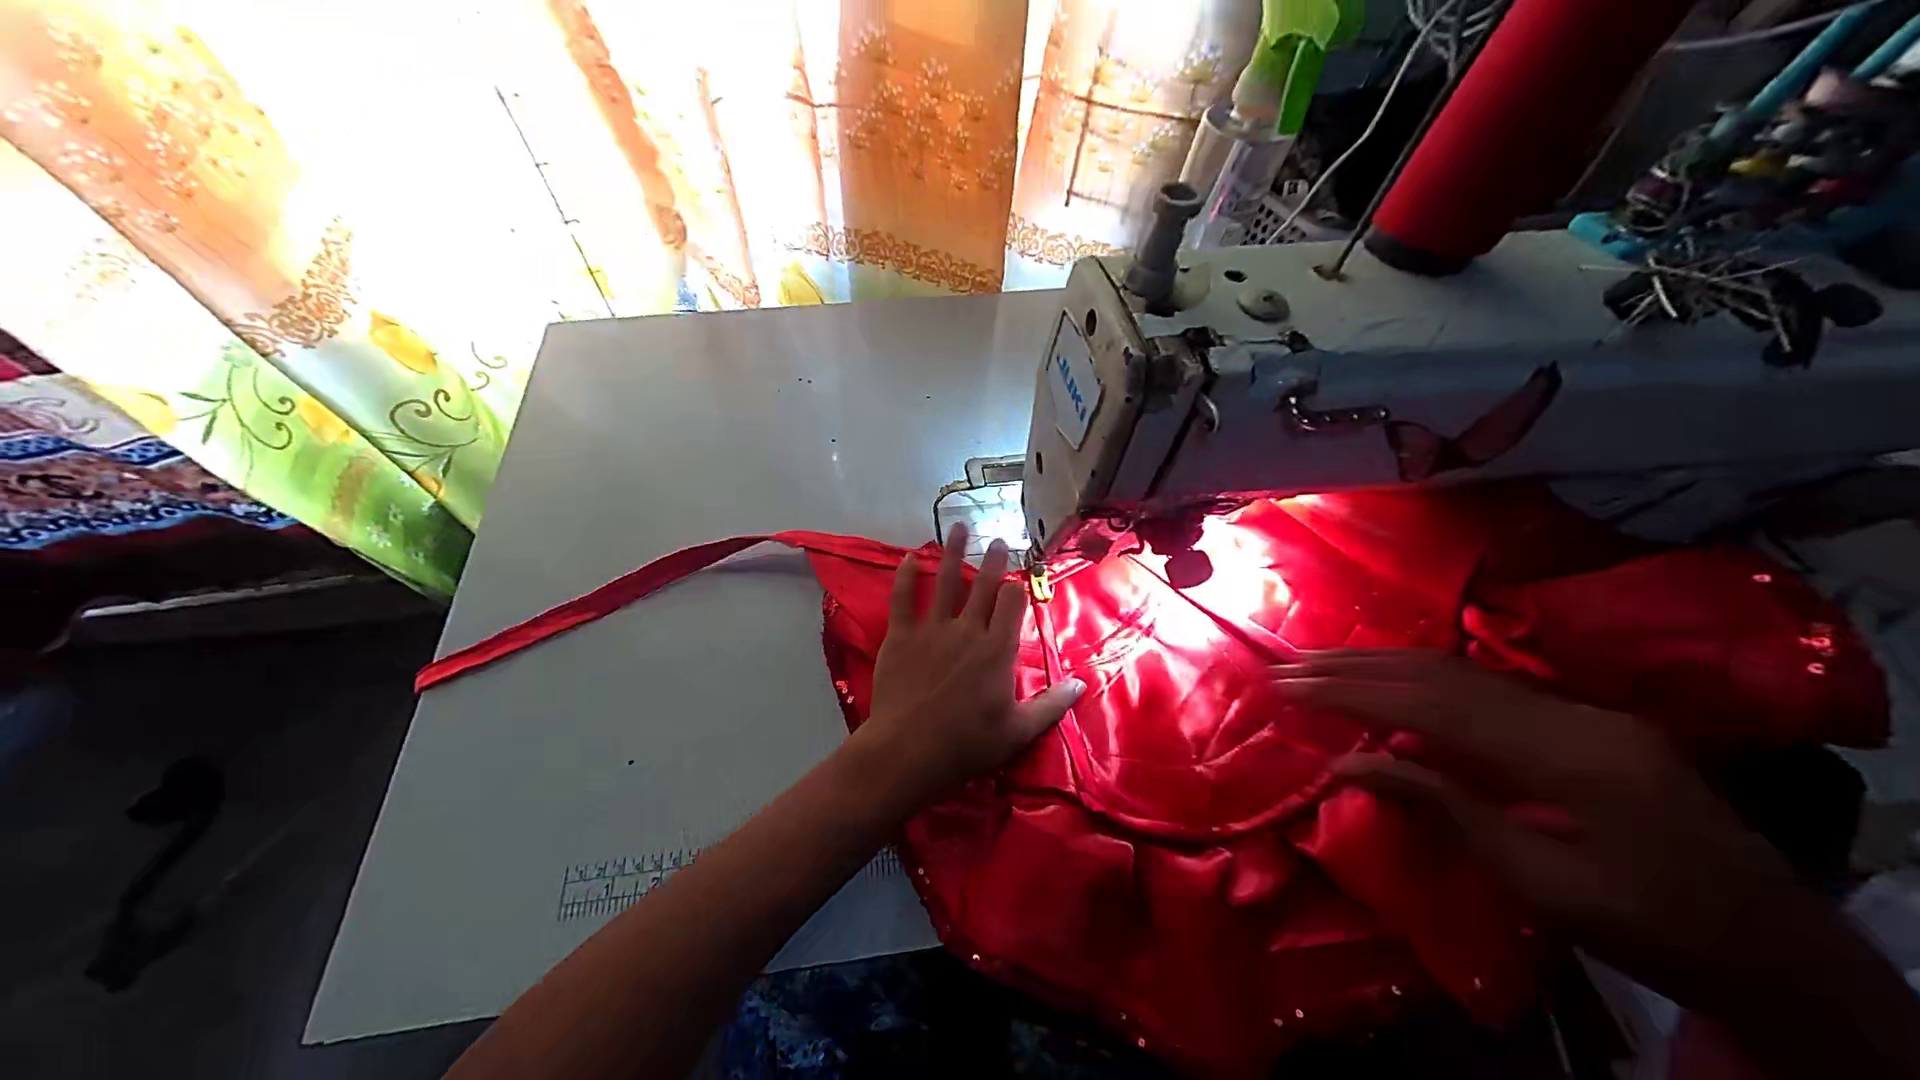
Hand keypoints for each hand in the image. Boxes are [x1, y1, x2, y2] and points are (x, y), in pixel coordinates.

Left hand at [857, 524, 1082, 802]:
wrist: (910, 750)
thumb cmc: (968, 743)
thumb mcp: (1020, 730)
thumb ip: (1052, 704)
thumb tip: (1082, 684)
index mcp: (998, 649)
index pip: (1012, 603)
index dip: (1016, 586)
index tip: (1018, 576)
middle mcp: (968, 630)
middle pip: (983, 584)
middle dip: (992, 559)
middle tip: (997, 538)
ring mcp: (932, 629)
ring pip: (946, 580)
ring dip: (954, 551)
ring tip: (960, 526)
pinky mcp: (902, 635)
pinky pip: (903, 597)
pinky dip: (906, 575)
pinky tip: (910, 556)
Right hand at [1269, 650, 1802, 1002]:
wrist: (1784, 953)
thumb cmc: (1655, 929)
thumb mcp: (1540, 882)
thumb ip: (1441, 807)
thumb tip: (1345, 766)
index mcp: (1567, 756)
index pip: (1433, 706)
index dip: (1352, 692)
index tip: (1289, 684)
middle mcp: (1573, 716)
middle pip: (1444, 675)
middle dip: (1357, 668)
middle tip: (1288, 664)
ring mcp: (1584, 713)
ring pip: (1464, 674)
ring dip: (1384, 667)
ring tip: (1320, 664)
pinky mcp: (1586, 723)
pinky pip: (1488, 692)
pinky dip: (1424, 684)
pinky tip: (1388, 686)